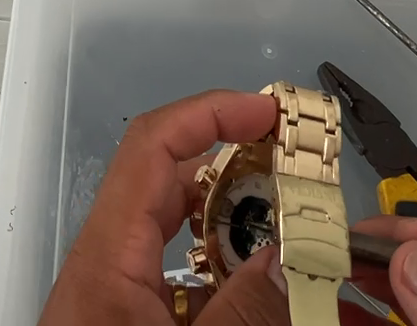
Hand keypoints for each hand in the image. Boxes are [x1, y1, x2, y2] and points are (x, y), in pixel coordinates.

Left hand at [39, 89, 292, 325]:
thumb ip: (243, 313)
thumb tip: (296, 253)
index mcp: (109, 250)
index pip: (154, 146)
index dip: (210, 113)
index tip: (269, 112)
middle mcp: (114, 256)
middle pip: (177, 183)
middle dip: (241, 167)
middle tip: (301, 170)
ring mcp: (127, 289)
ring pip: (191, 233)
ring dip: (247, 228)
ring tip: (307, 235)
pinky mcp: (141, 317)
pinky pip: (194, 279)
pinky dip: (237, 278)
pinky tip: (283, 296)